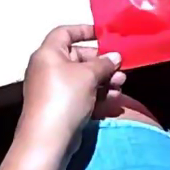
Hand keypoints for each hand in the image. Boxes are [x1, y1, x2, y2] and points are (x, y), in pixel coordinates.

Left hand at [19, 24, 123, 149]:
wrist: (48, 139)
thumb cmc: (65, 97)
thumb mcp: (89, 75)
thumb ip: (105, 63)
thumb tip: (115, 57)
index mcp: (49, 54)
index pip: (65, 32)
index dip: (85, 30)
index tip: (104, 34)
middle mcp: (49, 68)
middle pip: (79, 57)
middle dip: (102, 62)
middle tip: (120, 68)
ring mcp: (55, 89)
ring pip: (84, 77)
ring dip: (105, 79)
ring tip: (120, 85)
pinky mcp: (61, 107)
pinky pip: (82, 94)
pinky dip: (98, 94)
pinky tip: (114, 99)